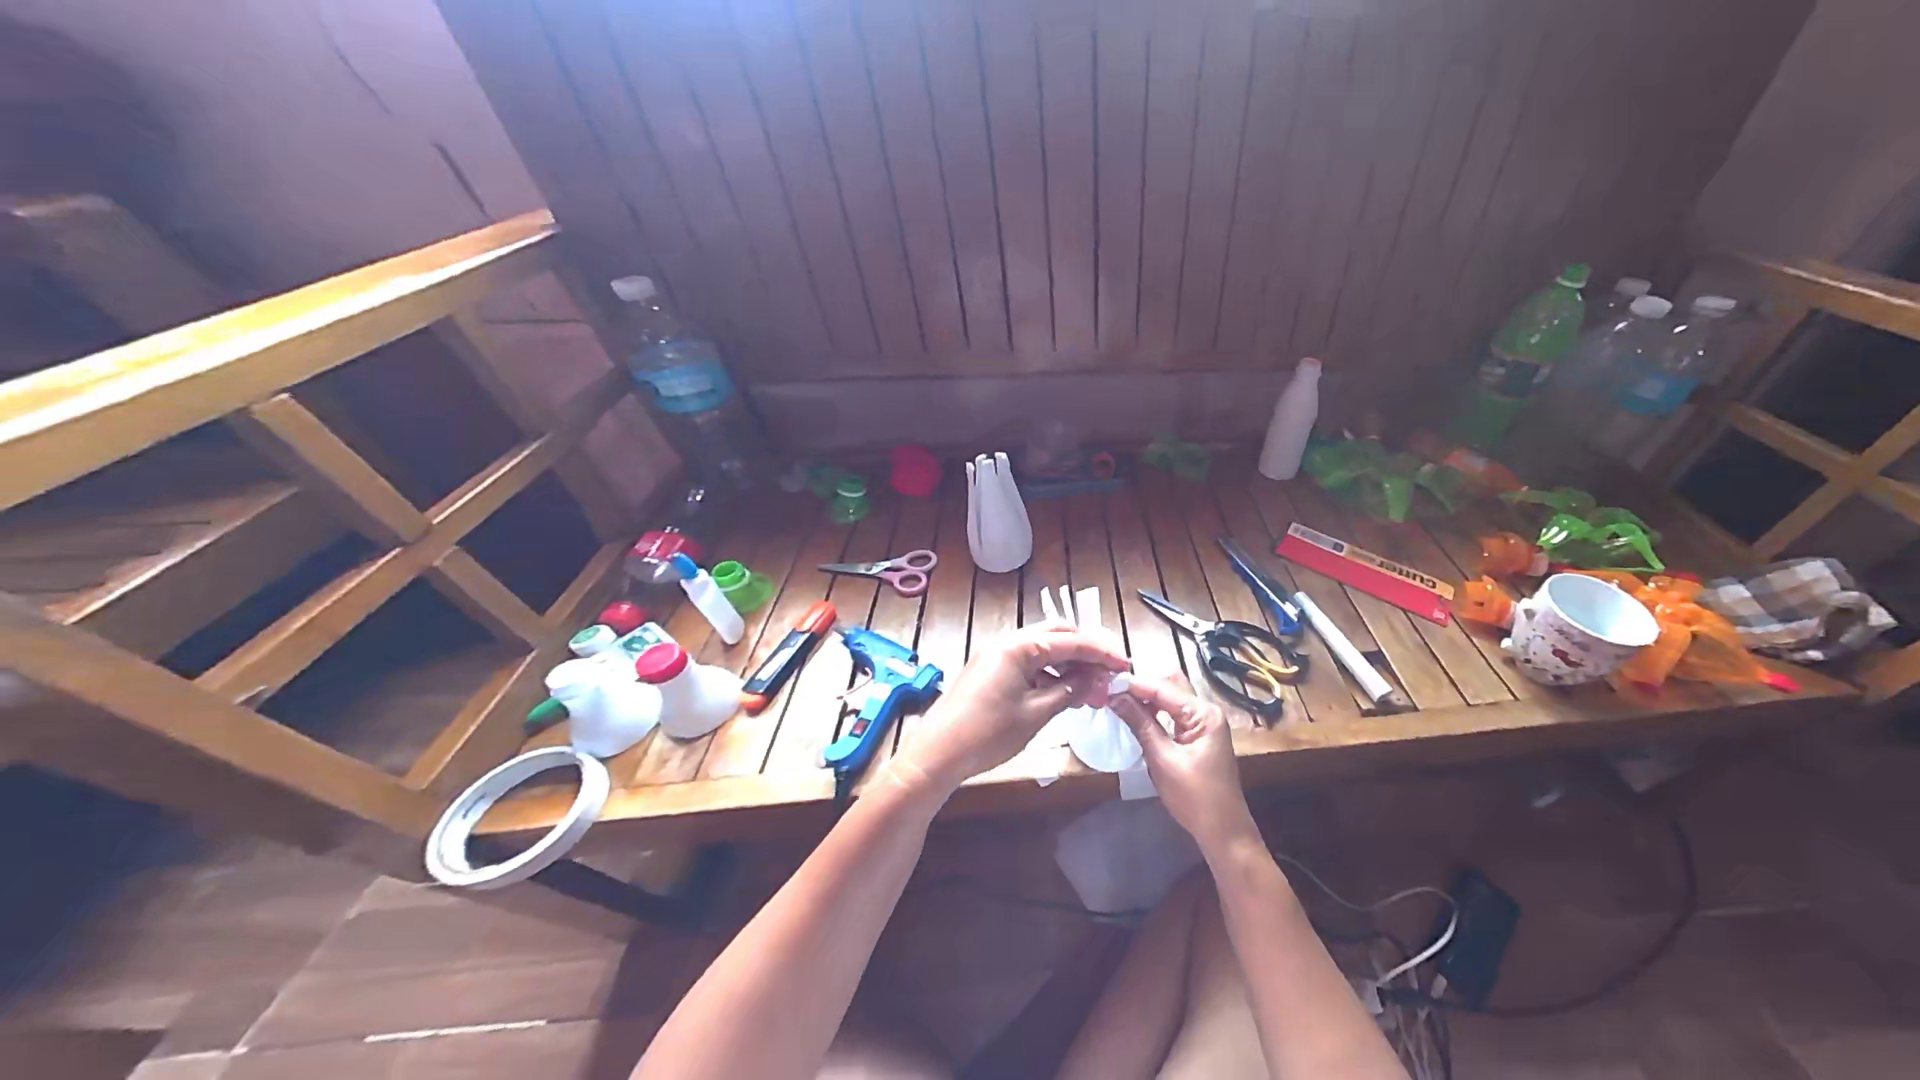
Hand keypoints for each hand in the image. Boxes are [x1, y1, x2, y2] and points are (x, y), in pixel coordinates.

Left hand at [892, 623, 1128, 792]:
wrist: (939, 751)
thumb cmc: (988, 733)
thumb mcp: (1036, 714)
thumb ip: (1069, 691)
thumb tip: (1095, 680)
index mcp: (1019, 646)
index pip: (1071, 640)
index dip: (1102, 653)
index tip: (1126, 665)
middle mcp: (1007, 642)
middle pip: (1057, 636)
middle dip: (1086, 653)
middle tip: (1109, 675)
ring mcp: (997, 655)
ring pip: (1043, 650)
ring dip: (1069, 665)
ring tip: (1091, 691)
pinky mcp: (991, 670)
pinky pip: (1028, 663)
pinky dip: (1050, 674)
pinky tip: (1065, 693)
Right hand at [1109, 673, 1256, 850]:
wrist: (1223, 831)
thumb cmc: (1195, 797)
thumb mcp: (1162, 758)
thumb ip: (1139, 723)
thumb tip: (1114, 696)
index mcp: (1203, 714)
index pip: (1162, 688)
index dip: (1132, 685)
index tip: (1104, 684)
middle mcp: (1206, 711)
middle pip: (1167, 687)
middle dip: (1138, 688)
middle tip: (1108, 693)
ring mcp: (1203, 723)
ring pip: (1169, 700)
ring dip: (1144, 700)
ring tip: (1115, 702)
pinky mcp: (1197, 736)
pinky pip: (1172, 714)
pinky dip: (1153, 713)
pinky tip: (1134, 717)